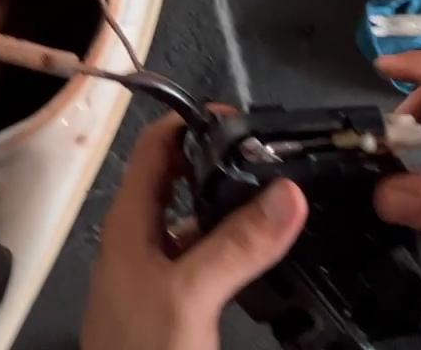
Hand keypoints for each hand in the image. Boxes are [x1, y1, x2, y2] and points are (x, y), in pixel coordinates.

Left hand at [83, 113, 308, 349]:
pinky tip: (258, 253)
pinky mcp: (171, 303)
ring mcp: (153, 272)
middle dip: (217, 160)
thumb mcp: (192, 295)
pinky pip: (201, 256)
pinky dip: (227, 244)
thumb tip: (290, 189)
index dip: (190, 121)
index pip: (156, 146)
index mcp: (130, 220)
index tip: (239, 117)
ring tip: (273, 196)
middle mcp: (139, 237)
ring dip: (225, 203)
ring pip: (191, 220)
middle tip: (267, 155)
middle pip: (176, 179)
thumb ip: (238, 244)